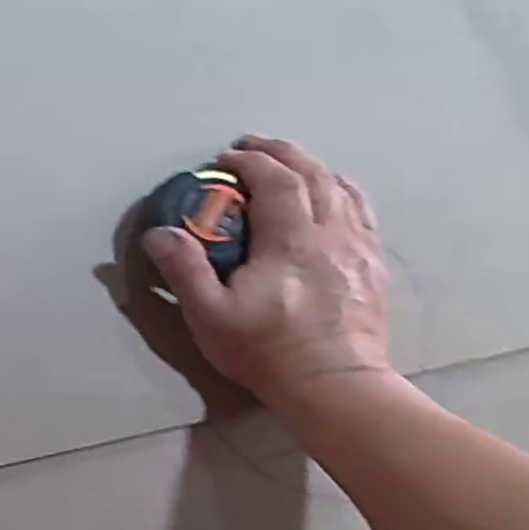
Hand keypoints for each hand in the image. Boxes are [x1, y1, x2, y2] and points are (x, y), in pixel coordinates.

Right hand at [140, 135, 391, 405]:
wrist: (332, 382)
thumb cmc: (262, 349)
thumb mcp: (208, 313)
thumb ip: (183, 269)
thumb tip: (158, 233)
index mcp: (292, 243)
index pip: (277, 183)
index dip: (250, 163)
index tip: (222, 158)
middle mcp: (332, 235)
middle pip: (315, 177)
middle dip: (282, 154)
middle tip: (251, 147)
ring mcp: (359, 249)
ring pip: (343, 190)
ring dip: (312, 168)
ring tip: (287, 165)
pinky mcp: (370, 265)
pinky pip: (359, 212)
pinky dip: (338, 191)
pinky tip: (326, 197)